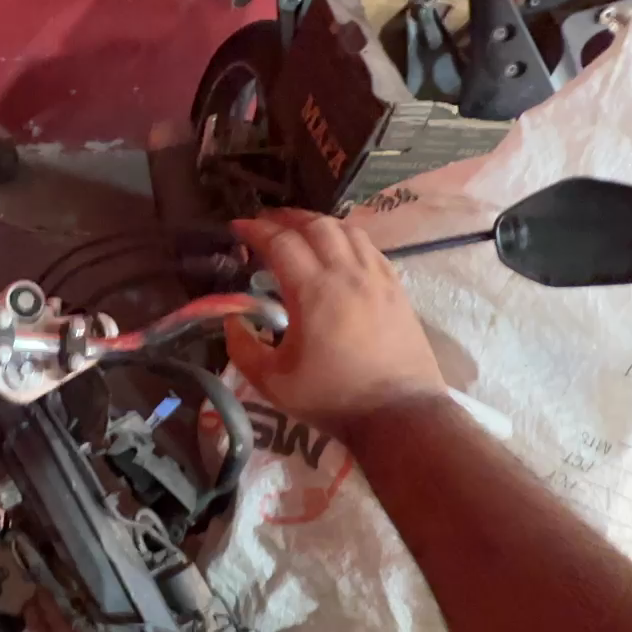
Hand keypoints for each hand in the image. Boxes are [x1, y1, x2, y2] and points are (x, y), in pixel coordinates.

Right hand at [226, 209, 445, 438]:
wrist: (398, 413)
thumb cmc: (330, 397)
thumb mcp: (270, 380)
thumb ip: (242, 345)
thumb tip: (233, 319)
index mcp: (313, 292)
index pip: (280, 243)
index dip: (255, 230)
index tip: (236, 227)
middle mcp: (347, 274)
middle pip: (316, 225)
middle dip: (286, 218)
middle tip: (264, 223)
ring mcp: (377, 278)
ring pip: (347, 230)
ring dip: (317, 223)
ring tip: (298, 230)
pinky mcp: (395, 289)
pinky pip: (368, 247)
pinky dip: (345, 238)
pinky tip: (336, 250)